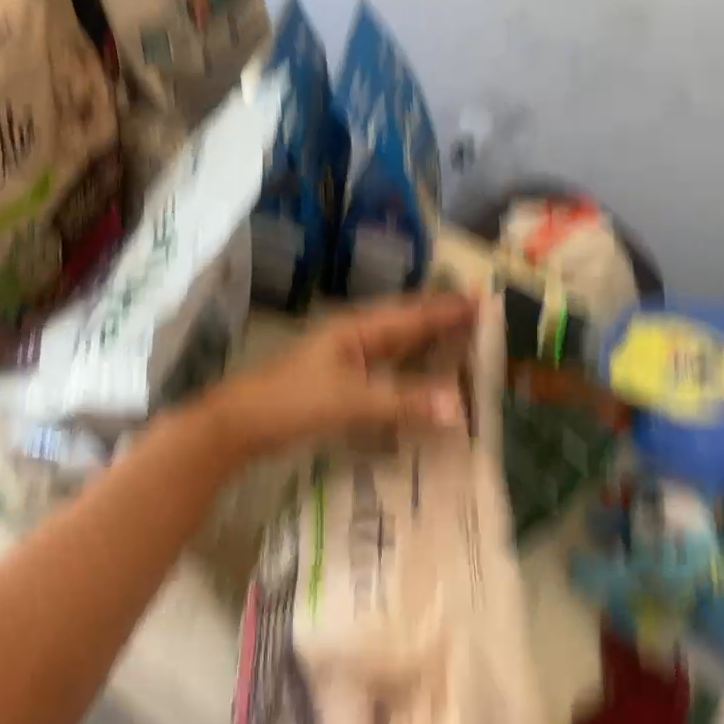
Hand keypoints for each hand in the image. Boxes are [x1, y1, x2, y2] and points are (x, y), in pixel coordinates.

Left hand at [202, 293, 478, 461]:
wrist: (239, 424)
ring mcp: (343, 360)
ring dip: (426, 343)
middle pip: (405, 323)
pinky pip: (383, 369)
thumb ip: (404, 402)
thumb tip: (460, 406)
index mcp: (356, 330)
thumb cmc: (292, 403)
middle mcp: (353, 338)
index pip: (412, 315)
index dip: (448, 308)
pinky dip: (408, 371)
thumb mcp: (350, 402)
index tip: (485, 299)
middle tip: (480, 315)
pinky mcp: (338, 383)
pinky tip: (419, 379)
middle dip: (441, 318)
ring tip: (460, 341)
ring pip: (394, 346)